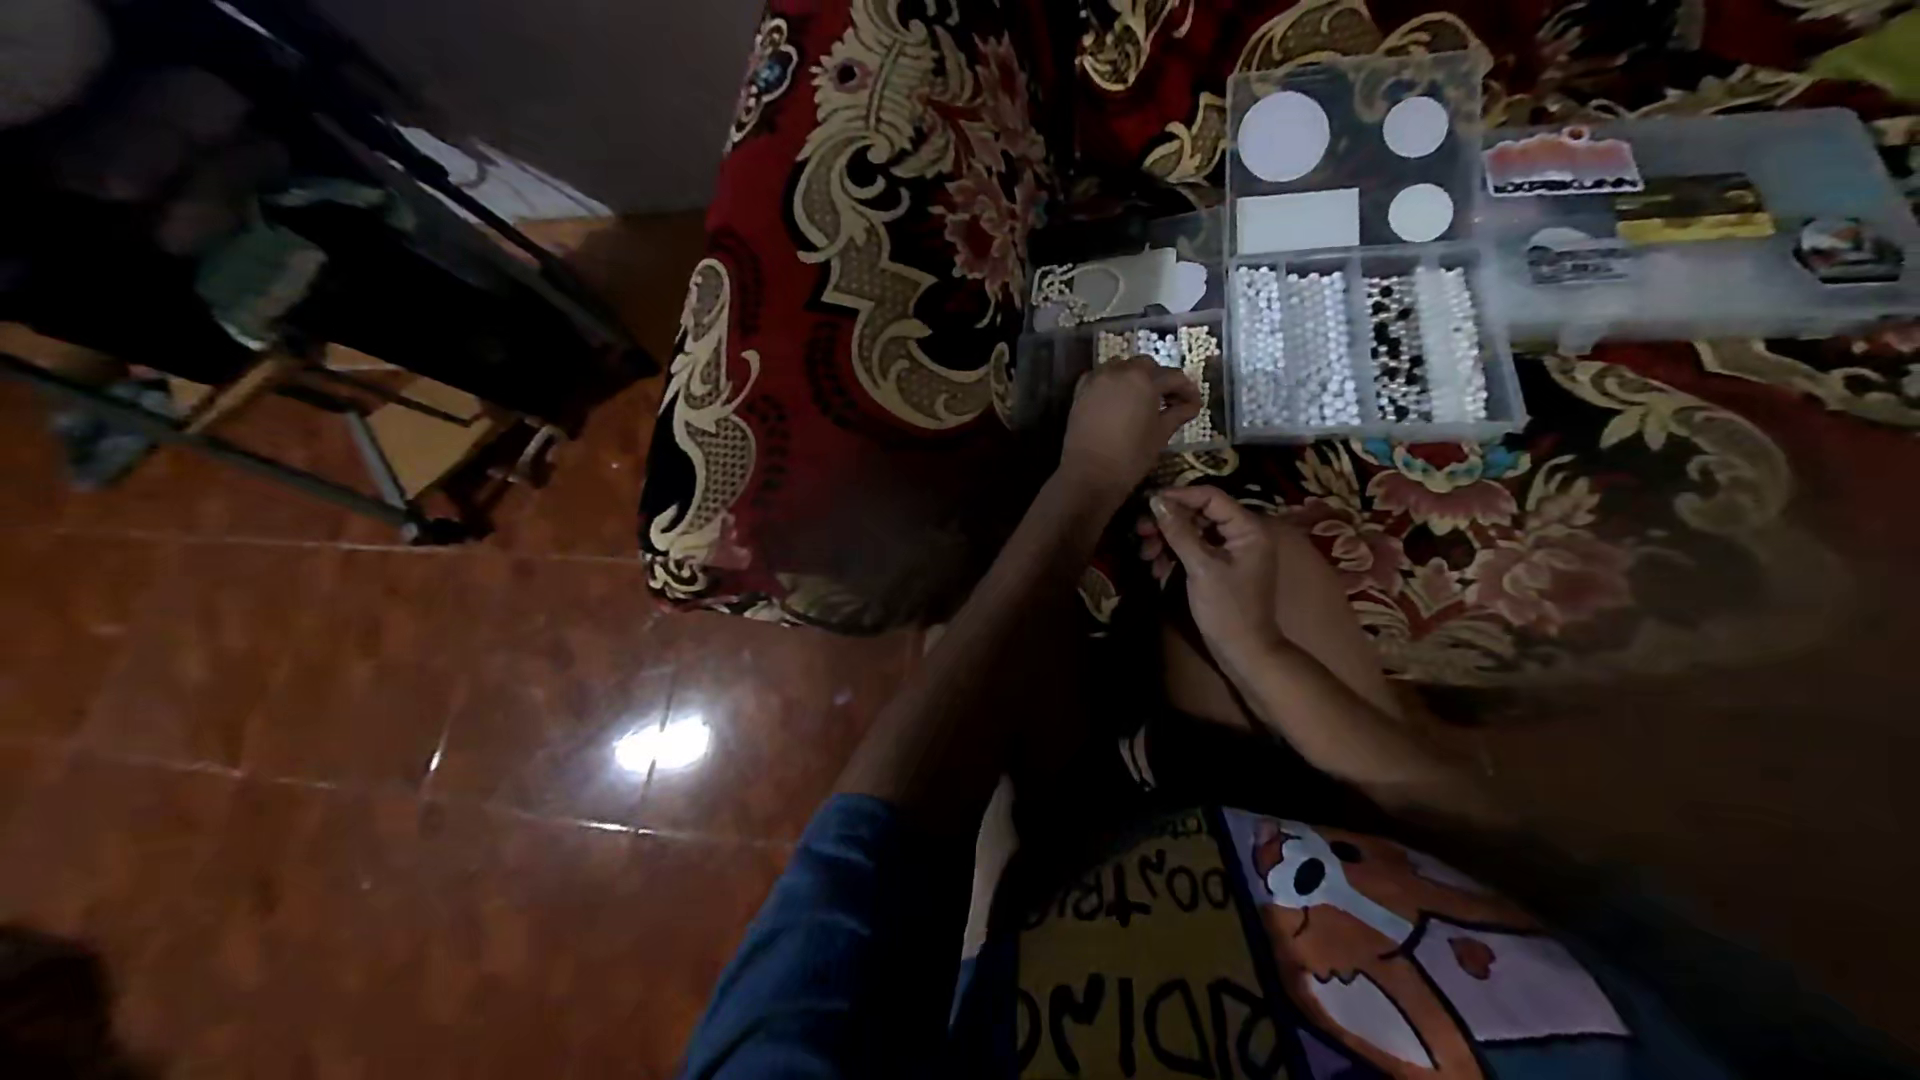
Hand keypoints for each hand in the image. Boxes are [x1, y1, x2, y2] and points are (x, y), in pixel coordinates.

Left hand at [1058, 356, 1200, 504]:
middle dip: (1160, 380)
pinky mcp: (1080, 392)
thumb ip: (1178, 414)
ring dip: (1135, 377)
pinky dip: (1112, 382)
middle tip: (1169, 401)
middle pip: (1146, 366)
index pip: (1174, 377)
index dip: (1187, 390)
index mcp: (1144, 380)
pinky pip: (1100, 377)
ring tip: (1142, 399)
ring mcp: (1097, 380)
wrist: (1089, 474)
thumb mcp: (1161, 434)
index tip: (1194, 404)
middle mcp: (1119, 372)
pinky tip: (1118, 399)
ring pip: (1121, 366)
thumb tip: (1191, 405)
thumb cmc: (1131, 456)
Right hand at [1138, 485, 1286, 669]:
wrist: (1243, 650)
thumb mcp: (1200, 567)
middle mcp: (1243, 533)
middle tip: (1140, 531)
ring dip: (1167, 539)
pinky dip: (1174, 554)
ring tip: (1146, 554)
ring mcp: (1231, 550)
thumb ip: (1179, 532)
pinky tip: (1157, 567)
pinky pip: (1194, 548)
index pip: (1211, 497)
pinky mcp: (1219, 565)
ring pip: (1193, 531)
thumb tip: (1156, 502)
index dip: (1179, 496)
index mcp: (1248, 528)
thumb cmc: (1227, 608)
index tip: (1148, 503)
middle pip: (1199, 513)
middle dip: (1168, 522)